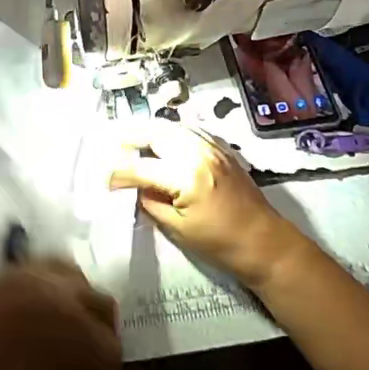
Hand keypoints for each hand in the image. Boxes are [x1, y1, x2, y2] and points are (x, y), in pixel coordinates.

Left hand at [0, 263, 169, 369]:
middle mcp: (57, 293)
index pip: (115, 351)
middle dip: (97, 340)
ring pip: (78, 281)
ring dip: (80, 308)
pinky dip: (55, 286)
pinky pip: (44, 267)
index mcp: (76, 333)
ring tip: (58, 344)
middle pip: (102, 307)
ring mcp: (25, 278)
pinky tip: (38, 317)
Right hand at [108, 121, 313, 287]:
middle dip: (130, 137)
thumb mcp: (177, 229)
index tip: (105, 180)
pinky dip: (172, 133)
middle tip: (112, 147)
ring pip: (173, 127)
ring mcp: (212, 147)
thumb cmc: (219, 242)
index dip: (119, 173)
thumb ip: (151, 203)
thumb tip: (134, 188)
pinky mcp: (222, 150)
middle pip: (156, 132)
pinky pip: (191, 131)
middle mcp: (198, 152)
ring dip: (150, 131)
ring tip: (132, 142)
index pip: (141, 166)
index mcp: (185, 175)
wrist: (263, 241)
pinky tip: (163, 143)